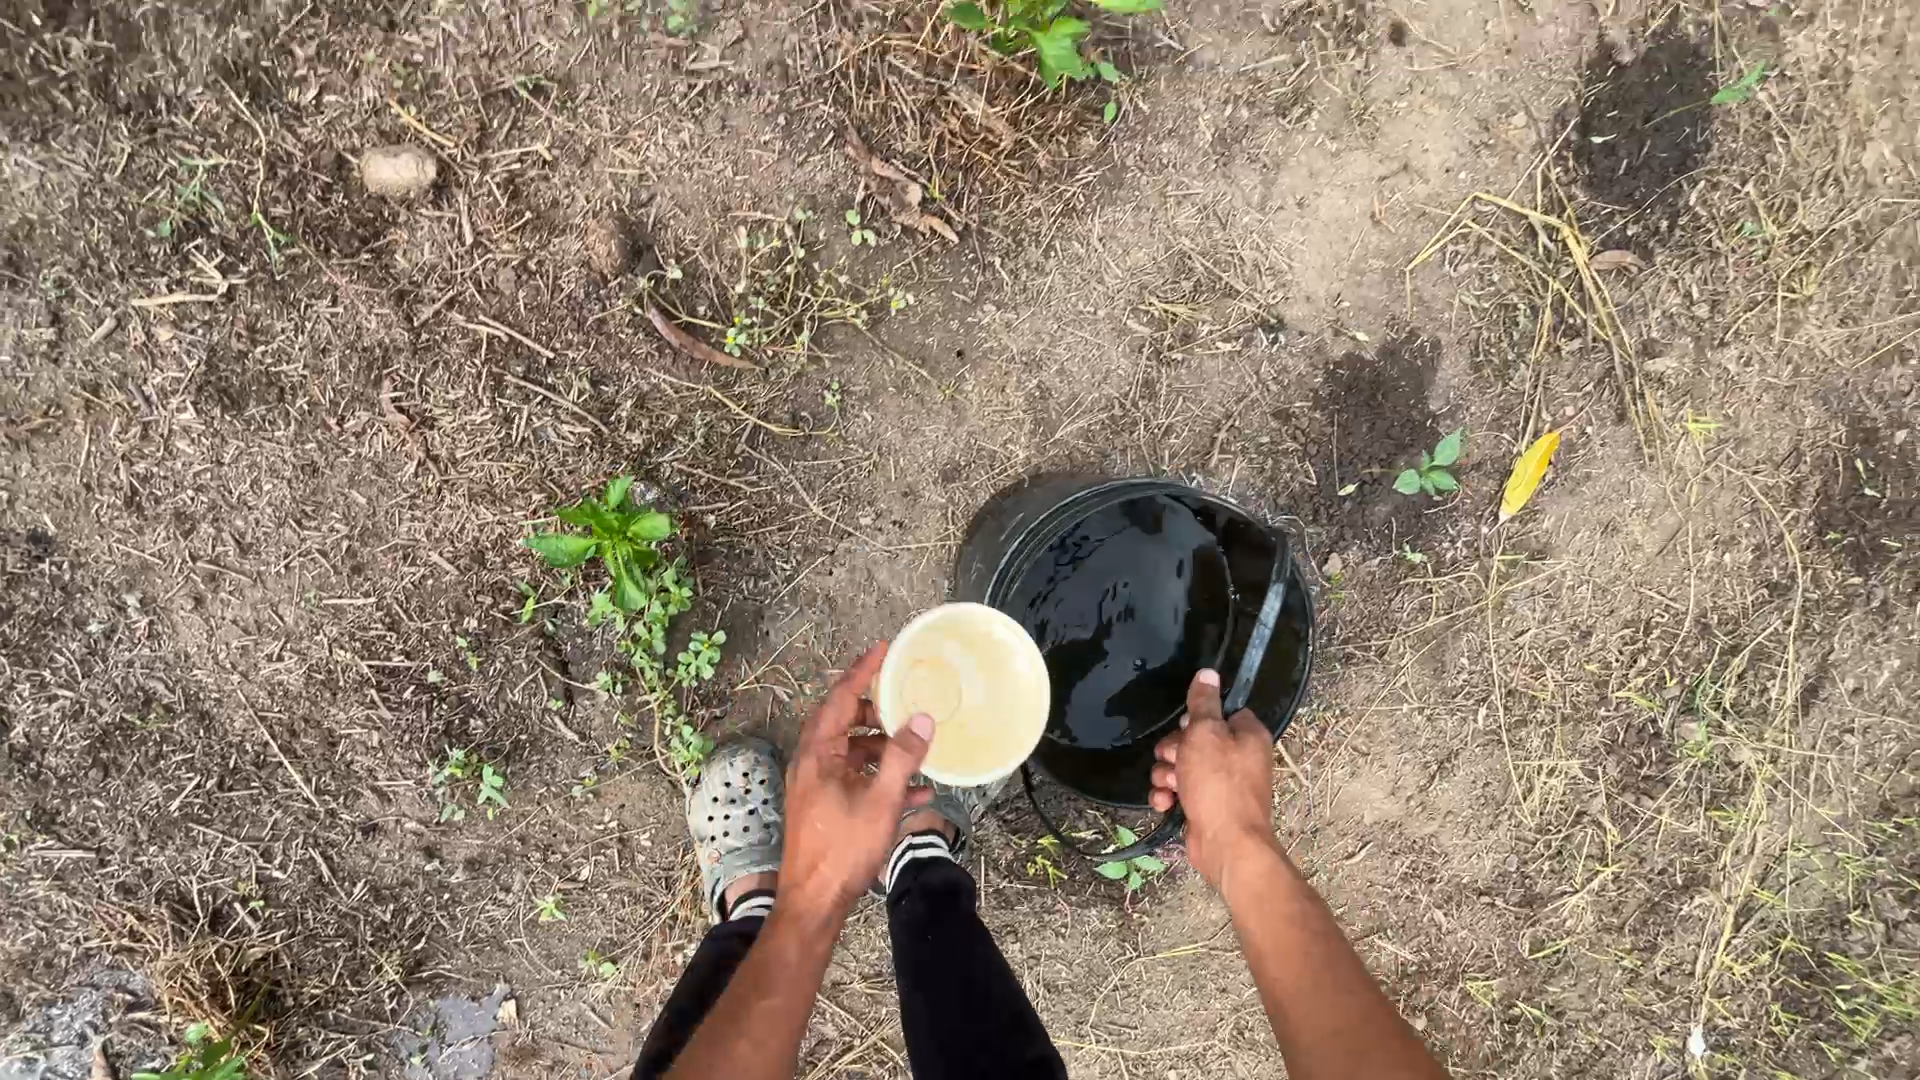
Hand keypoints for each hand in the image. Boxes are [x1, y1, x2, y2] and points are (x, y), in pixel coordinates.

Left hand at [780, 642, 933, 916]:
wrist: (813, 904)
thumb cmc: (843, 850)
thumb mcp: (880, 801)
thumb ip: (901, 757)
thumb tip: (921, 719)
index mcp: (818, 753)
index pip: (840, 696)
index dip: (863, 670)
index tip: (884, 648)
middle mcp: (813, 762)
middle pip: (845, 721)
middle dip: (878, 710)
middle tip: (906, 700)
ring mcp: (818, 785)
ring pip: (854, 751)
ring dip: (885, 747)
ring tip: (917, 748)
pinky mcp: (827, 806)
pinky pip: (857, 778)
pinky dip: (882, 777)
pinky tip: (917, 793)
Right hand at [1149, 668, 1278, 890]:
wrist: (1226, 844)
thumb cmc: (1218, 782)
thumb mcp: (1205, 733)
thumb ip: (1203, 703)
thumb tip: (1208, 672)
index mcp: (1247, 735)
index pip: (1221, 711)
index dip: (1198, 717)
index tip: (1187, 725)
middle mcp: (1238, 756)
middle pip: (1194, 738)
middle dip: (1174, 748)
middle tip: (1173, 757)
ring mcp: (1222, 783)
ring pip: (1181, 764)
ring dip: (1167, 773)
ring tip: (1169, 785)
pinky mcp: (1206, 804)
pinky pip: (1180, 790)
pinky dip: (1168, 795)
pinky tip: (1165, 802)